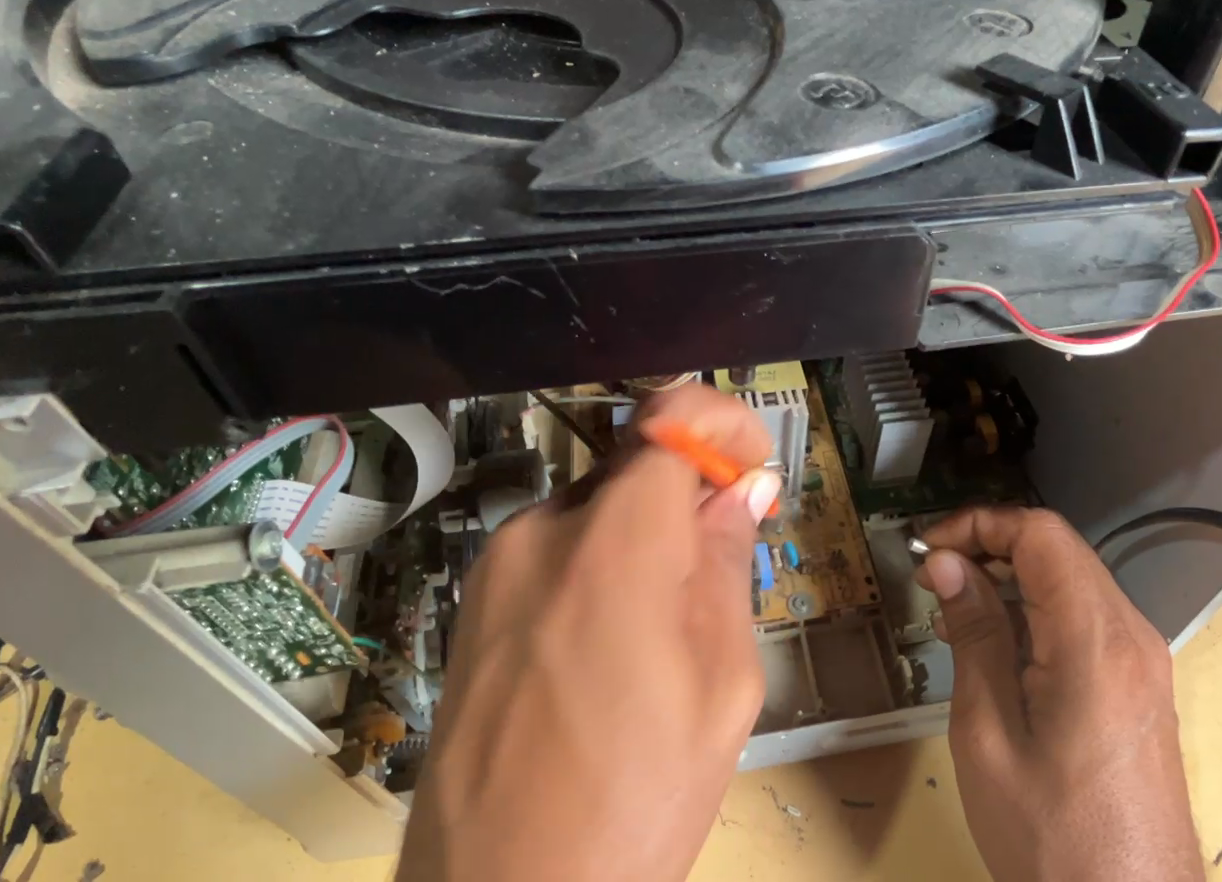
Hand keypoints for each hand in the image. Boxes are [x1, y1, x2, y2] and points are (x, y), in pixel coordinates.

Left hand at [397, 385, 778, 881]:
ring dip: (641, 538)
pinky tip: (606, 653)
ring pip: (593, 512)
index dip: (719, 423)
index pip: (669, 420)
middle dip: (687, 494)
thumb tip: (741, 491)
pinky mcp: (472, 603)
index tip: (749, 463)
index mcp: (615, 544)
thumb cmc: (636, 801)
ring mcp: (497, 566)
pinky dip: (596, 567)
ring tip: (660, 633)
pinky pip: (554, 553)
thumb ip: (727, 568)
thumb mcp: (721, 687)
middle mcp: (543, 532)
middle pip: (632, 466)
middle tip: (719, 563)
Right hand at [915, 506, 1202, 881]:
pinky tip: (994, 651)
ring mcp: (1142, 663)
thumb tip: (949, 563)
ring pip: (1070, 584)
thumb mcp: (988, 733)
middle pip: (1058, 552)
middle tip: (933, 584)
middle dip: (989, 550)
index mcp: (1095, 641)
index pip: (1041, 534)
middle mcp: (1131, 636)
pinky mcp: (1140, 688)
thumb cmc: (1048, 836)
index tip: (929, 551)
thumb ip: (974, 635)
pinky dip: (1034, 616)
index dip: (979, 525)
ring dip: (1009, 583)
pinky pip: (1083, 622)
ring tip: (952, 619)